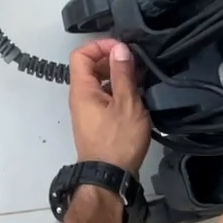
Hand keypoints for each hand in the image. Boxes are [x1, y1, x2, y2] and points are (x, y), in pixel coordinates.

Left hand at [68, 39, 149, 173]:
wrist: (110, 177)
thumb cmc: (117, 141)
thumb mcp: (126, 103)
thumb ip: (122, 74)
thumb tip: (120, 49)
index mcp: (82, 90)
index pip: (81, 54)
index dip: (100, 46)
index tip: (122, 49)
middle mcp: (81, 98)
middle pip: (90, 67)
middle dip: (113, 60)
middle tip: (136, 63)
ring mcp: (88, 111)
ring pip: (100, 83)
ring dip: (118, 76)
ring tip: (141, 78)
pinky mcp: (98, 122)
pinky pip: (105, 98)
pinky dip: (120, 92)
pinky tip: (138, 96)